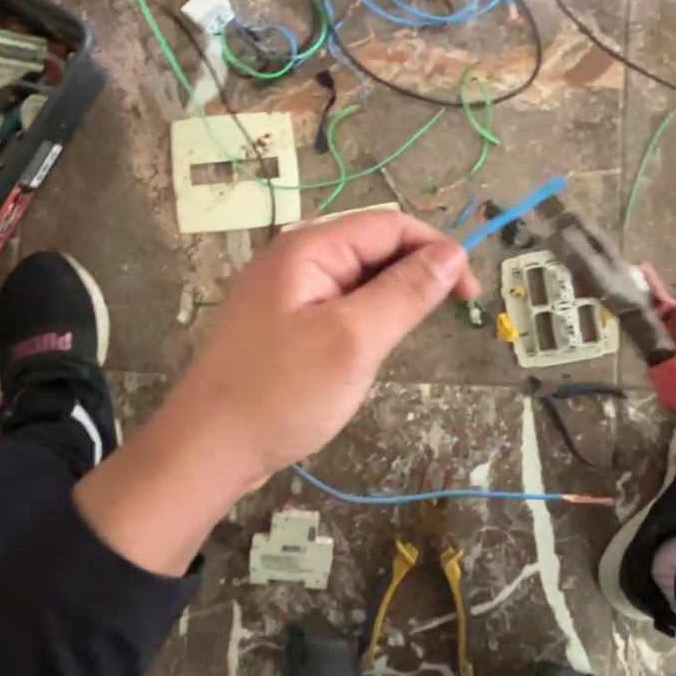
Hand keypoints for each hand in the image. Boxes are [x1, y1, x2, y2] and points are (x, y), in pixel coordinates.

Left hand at [173, 211, 480, 485]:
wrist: (206, 450)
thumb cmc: (281, 394)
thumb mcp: (354, 341)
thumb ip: (405, 293)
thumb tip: (452, 253)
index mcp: (309, 248)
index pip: (390, 225)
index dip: (437, 249)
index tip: (469, 293)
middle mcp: (294, 257)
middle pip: (373, 246)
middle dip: (414, 275)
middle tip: (443, 320)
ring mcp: (285, 289)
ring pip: (358, 278)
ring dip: (390, 300)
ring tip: (397, 342)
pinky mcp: (282, 320)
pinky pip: (337, 303)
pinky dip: (364, 319)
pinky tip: (366, 351)